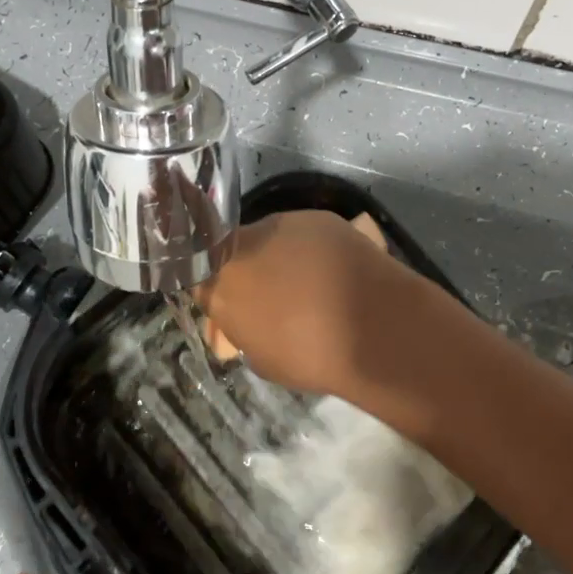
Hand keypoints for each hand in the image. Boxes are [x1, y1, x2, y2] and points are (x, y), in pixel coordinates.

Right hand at [195, 209, 427, 398]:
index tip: (229, 302)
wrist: (374, 329)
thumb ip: (242, 330)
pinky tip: (332, 271)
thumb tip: (246, 321)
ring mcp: (282, 225)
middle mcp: (243, 245)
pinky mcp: (319, 217)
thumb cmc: (310, 356)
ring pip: (269, 239)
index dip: (214, 288)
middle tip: (270, 295)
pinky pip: (303, 233)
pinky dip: (312, 249)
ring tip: (306, 283)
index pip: (198, 276)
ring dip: (279, 257)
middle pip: (233, 251)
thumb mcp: (260, 356)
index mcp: (220, 283)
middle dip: (247, 269)